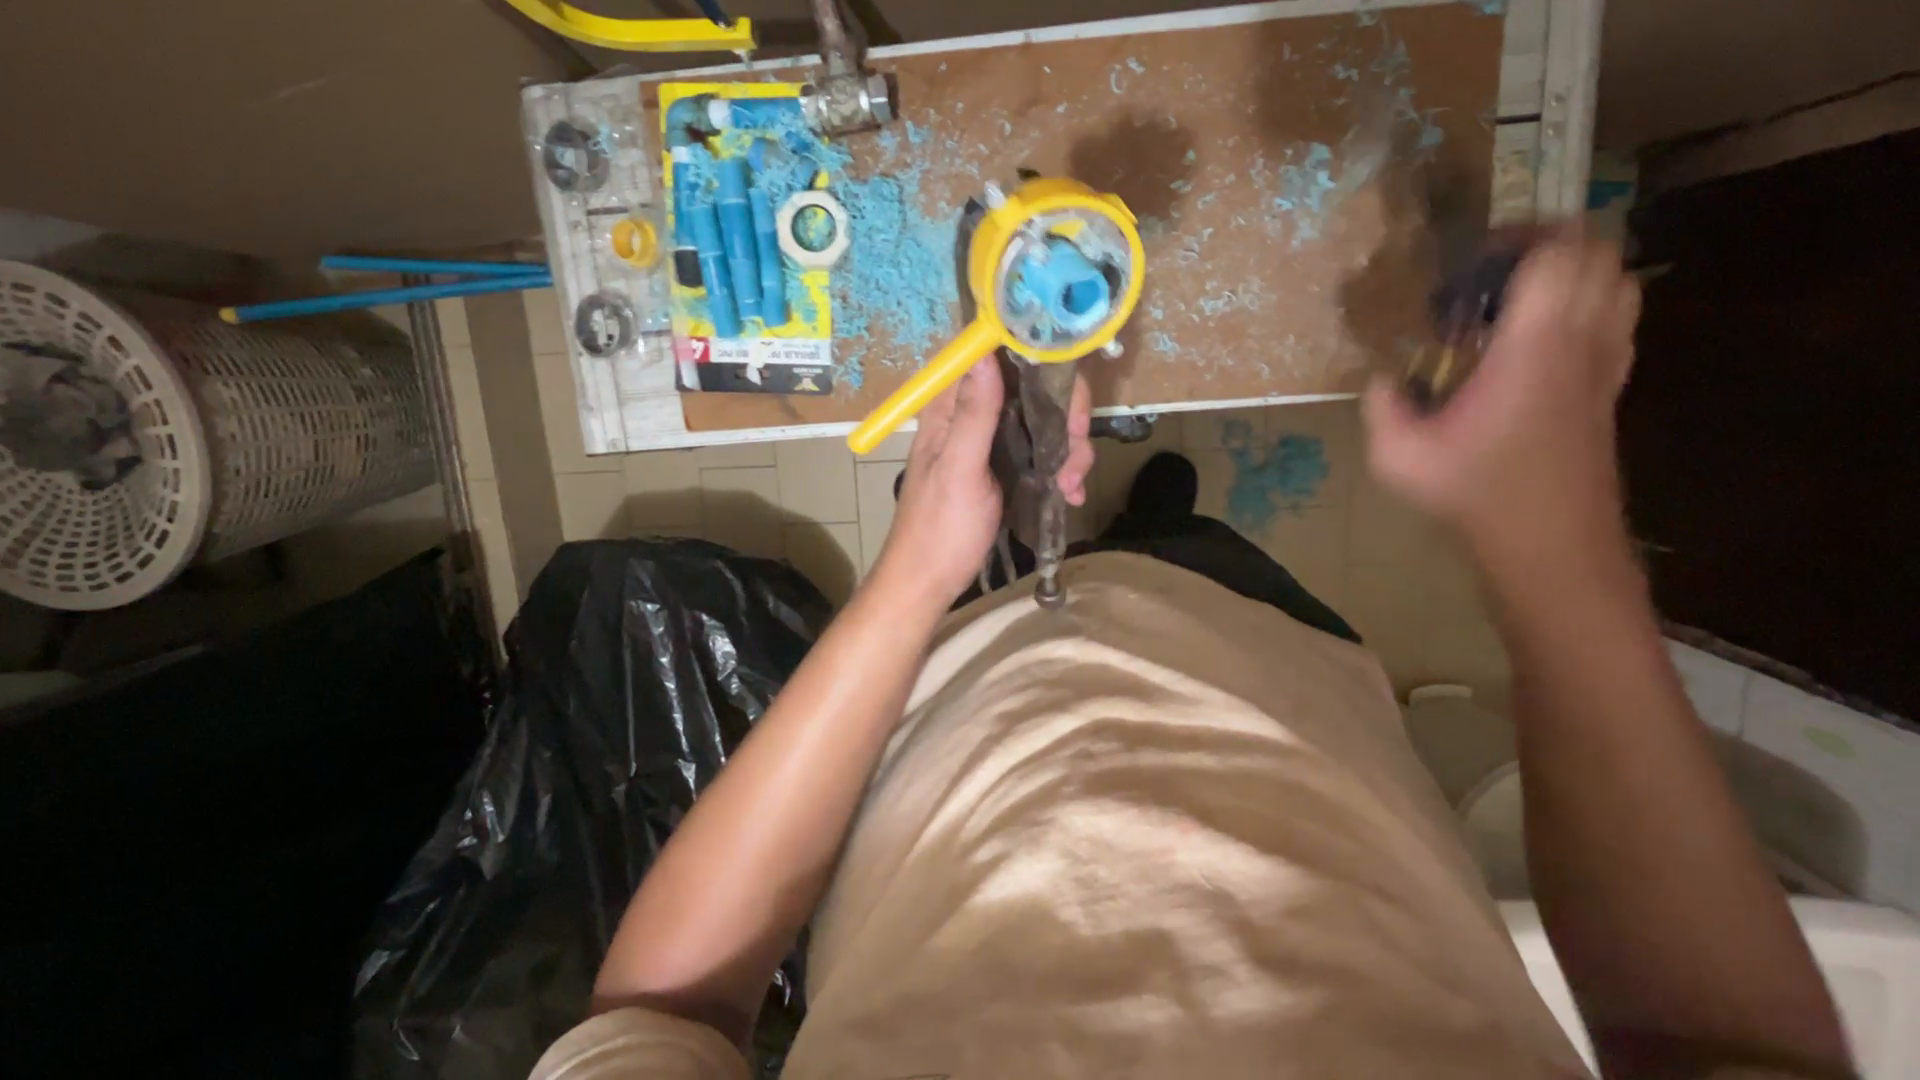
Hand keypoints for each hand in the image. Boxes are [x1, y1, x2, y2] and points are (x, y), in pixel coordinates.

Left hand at [870, 356, 1092, 610]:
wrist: (930, 582)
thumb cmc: (939, 530)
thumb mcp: (958, 470)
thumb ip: (974, 413)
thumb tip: (987, 353)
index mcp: (952, 406)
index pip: (999, 356)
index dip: (1039, 362)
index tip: (1066, 395)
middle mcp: (972, 414)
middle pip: (1033, 387)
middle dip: (1064, 418)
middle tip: (1074, 455)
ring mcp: (991, 441)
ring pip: (1044, 420)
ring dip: (1069, 448)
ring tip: (1070, 485)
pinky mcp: (1006, 466)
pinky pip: (1044, 450)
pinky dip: (1063, 467)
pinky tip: (1069, 493)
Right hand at [1362, 234, 1640, 565]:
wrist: (1550, 540)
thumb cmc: (1476, 492)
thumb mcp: (1400, 456)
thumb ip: (1381, 407)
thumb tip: (1380, 378)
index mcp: (1534, 345)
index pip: (1558, 254)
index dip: (1523, 237)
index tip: (1477, 258)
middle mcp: (1581, 341)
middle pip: (1600, 254)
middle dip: (1553, 243)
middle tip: (1498, 269)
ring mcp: (1606, 363)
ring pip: (1619, 282)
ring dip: (1579, 273)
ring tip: (1525, 296)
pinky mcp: (1612, 388)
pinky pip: (1620, 321)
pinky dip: (1592, 308)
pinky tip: (1545, 338)